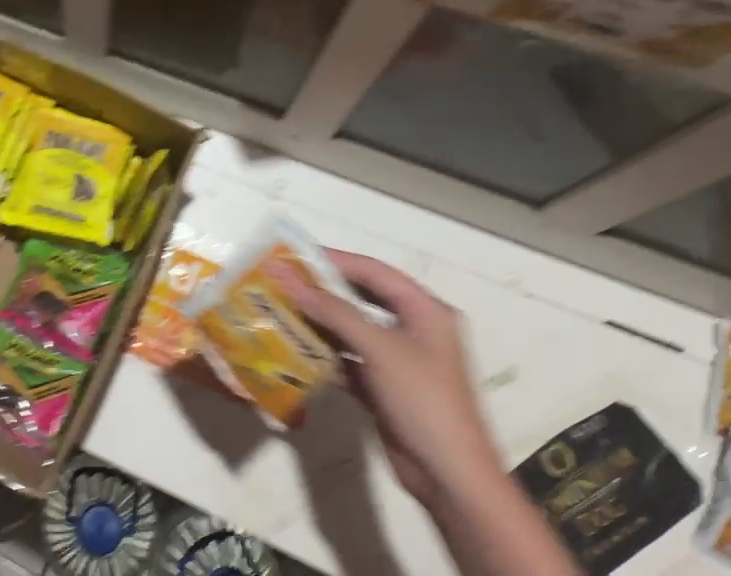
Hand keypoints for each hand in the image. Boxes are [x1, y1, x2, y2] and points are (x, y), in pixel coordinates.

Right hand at [276, 251, 499, 503]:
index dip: (334, 260)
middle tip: (282, 280)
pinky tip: (295, 348)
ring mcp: (399, 359)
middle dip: (323, 289)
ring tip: (281, 309)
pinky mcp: (384, 385)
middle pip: (363, 297)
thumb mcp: (379, 349)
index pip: (374, 272)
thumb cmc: (422, 400)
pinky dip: (326, 352)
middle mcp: (414, 328)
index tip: (293, 255)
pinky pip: (350, 358)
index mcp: (426, 310)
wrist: (449, 475)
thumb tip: (290, 280)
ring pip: (353, 328)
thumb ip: (335, 312)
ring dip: (321, 320)